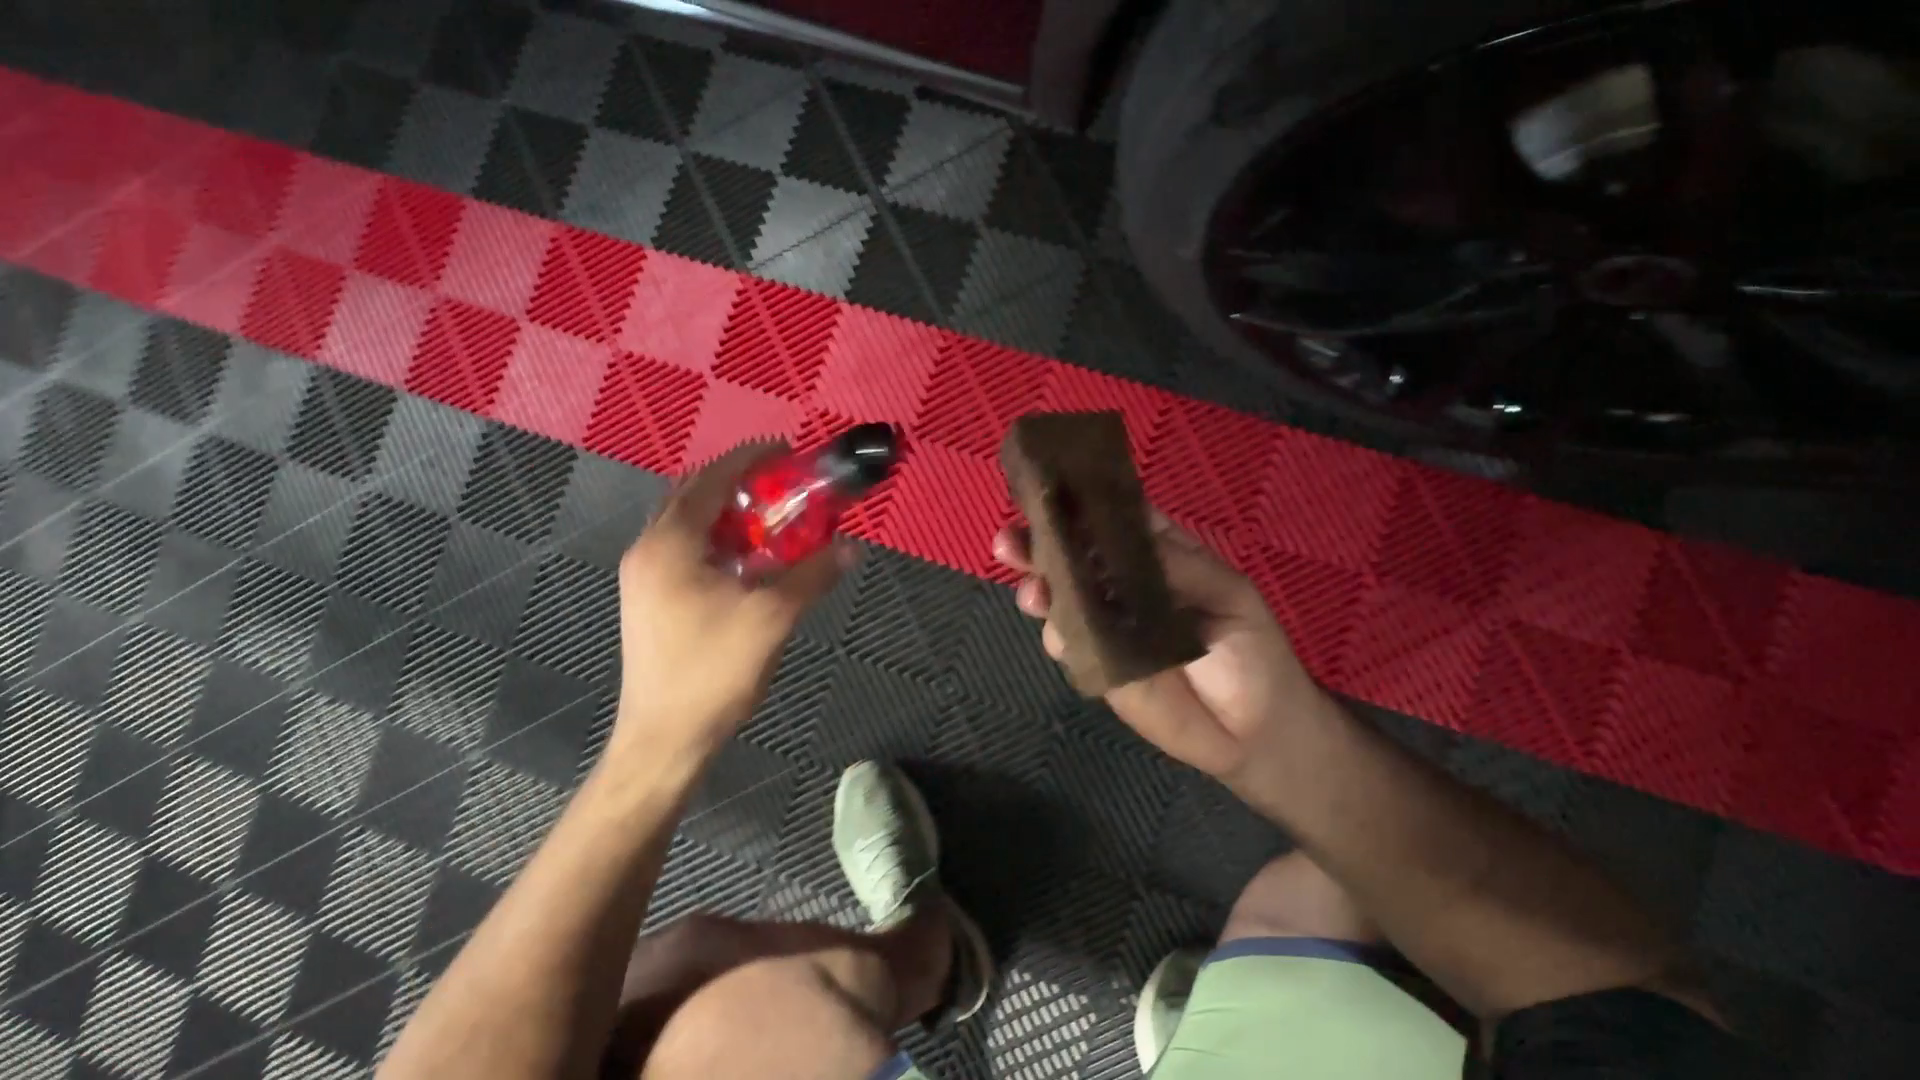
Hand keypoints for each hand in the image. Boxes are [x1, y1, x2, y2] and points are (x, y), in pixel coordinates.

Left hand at [611, 443, 849, 766]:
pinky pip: (685, 552)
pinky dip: (717, 543)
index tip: (791, 453)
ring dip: (730, 516)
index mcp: (670, 543)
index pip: (712, 479)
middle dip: (741, 485)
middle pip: (695, 496)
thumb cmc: (713, 671)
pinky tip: (748, 564)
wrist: (664, 738)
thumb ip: (813, 574)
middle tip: (785, 487)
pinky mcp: (648, 602)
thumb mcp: (772, 617)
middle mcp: (648, 550)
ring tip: (774, 522)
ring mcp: (642, 578)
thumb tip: (853, 546)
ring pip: (689, 526)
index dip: (753, 460)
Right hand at [991, 512, 1331, 781]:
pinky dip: (1057, 635)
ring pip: (1060, 598)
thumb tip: (1122, 534)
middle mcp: (1123, 583)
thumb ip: (1178, 566)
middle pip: (1073, 556)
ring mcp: (1105, 625)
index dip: (1080, 505)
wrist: (1255, 732)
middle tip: (1010, 542)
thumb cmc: (1252, 650)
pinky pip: (1068, 644)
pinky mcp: (1097, 665)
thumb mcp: (1228, 595)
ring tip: (1033, 593)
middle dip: (1037, 544)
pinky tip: (1059, 633)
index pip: (1112, 520)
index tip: (1048, 493)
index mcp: (1158, 554)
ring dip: (1038, 589)